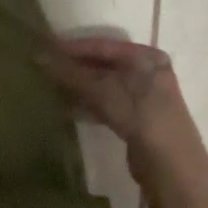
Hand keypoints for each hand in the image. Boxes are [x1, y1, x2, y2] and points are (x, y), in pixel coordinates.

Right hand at [40, 36, 187, 147]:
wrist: (169, 162)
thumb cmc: (138, 114)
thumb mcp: (102, 90)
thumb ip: (70, 73)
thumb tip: (38, 56)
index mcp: (145, 57)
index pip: (102, 45)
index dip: (72, 47)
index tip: (44, 48)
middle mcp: (148, 71)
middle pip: (103, 65)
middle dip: (75, 68)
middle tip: (45, 69)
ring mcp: (144, 96)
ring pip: (104, 85)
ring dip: (79, 87)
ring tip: (52, 88)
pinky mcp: (138, 117)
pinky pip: (107, 103)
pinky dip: (89, 103)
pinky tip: (69, 109)